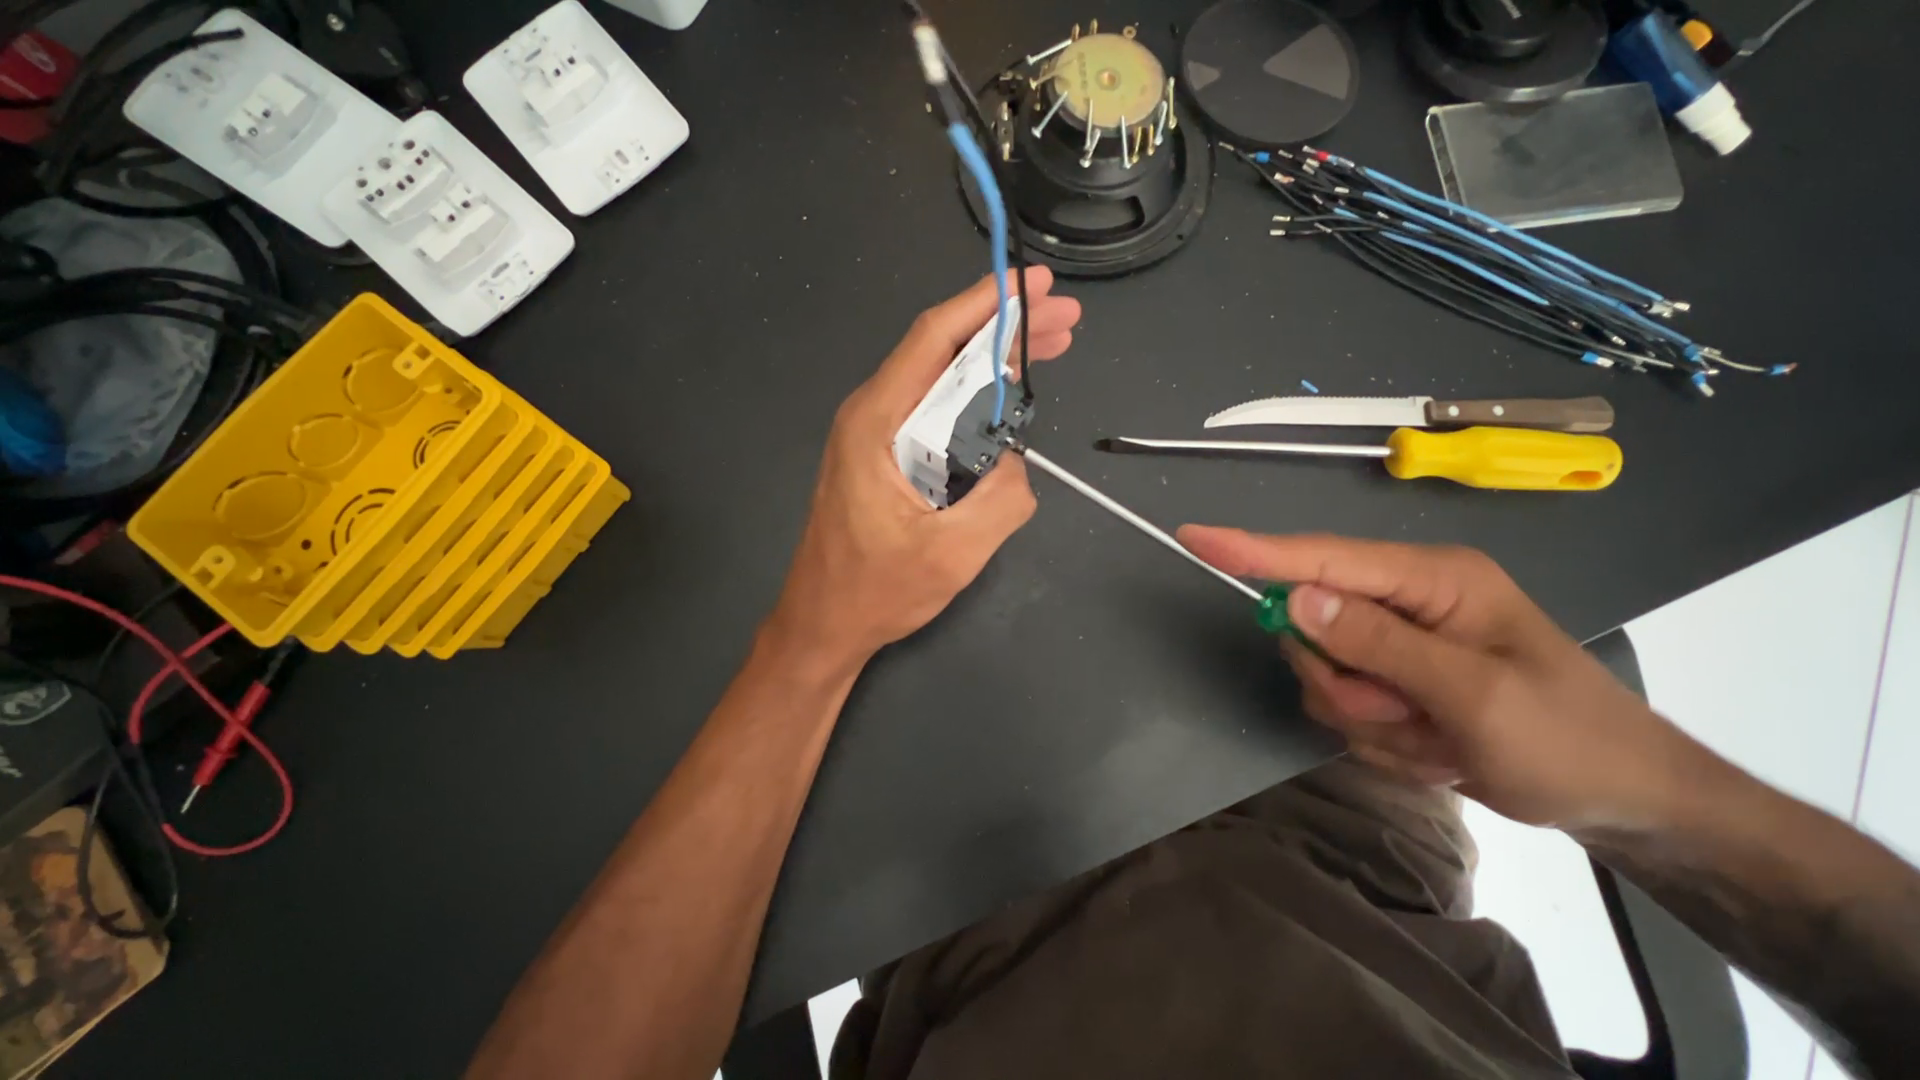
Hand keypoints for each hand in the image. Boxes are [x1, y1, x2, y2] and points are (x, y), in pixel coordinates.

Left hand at [767, 269, 1081, 672]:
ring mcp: (874, 435)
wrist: (823, 624)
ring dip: (994, 362)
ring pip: (940, 379)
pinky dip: (975, 398)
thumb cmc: (876, 592)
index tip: (1035, 285)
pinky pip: (934, 411)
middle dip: (1005, 328)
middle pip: (942, 351)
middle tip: (1065, 319)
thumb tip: (1019, 461)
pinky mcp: (883, 457)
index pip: (934, 339)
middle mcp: (870, 415)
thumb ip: (1001, 499)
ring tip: (1053, 347)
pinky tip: (1009, 400)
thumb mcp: (952, 553)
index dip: (987, 304)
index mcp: (876, 422)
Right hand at [1178, 527, 1713, 831]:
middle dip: (1346, 681)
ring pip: (1323, 674)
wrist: (1621, 799)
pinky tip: (1436, 750)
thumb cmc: (1565, 737)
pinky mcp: (1396, 681)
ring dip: (1369, 718)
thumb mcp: (1472, 694)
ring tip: (1435, 739)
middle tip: (1403, 714)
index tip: (1194, 537)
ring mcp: (1399, 644)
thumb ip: (1379, 642)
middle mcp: (1407, 601)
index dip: (1254, 550)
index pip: (1324, 557)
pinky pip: (1345, 707)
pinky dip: (1382, 739)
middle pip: (1313, 627)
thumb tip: (1296, 597)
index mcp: (1433, 579)